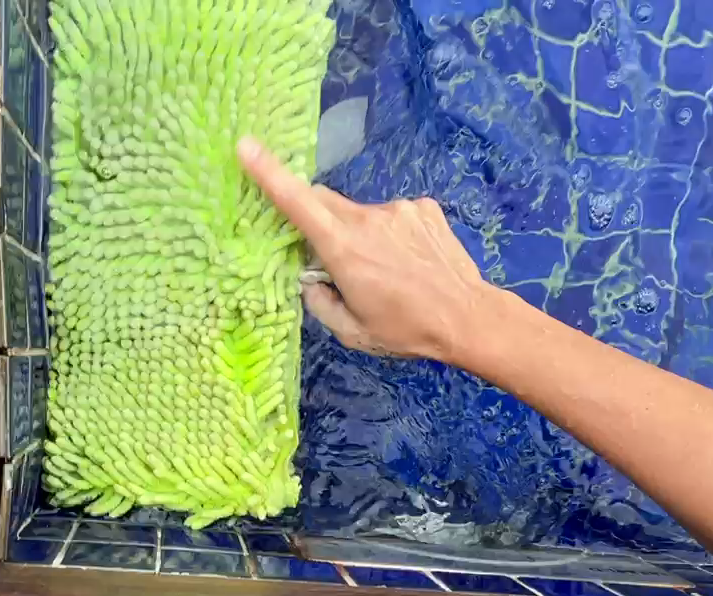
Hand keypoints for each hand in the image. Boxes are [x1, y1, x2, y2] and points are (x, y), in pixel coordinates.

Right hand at [237, 136, 496, 360]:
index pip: (298, 203)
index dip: (269, 173)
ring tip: (384, 273)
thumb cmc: (404, 330)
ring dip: (358, 236)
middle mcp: (368, 219)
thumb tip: (310, 279)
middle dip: (316, 222)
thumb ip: (319, 302)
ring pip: (359, 214)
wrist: (467, 317)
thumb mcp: (351, 332)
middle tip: (329, 260)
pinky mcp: (423, 207)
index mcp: (344, 250)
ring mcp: (399, 208)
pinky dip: (388, 235)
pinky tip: (406, 262)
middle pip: (324, 203)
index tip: (246, 146)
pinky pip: (390, 216)